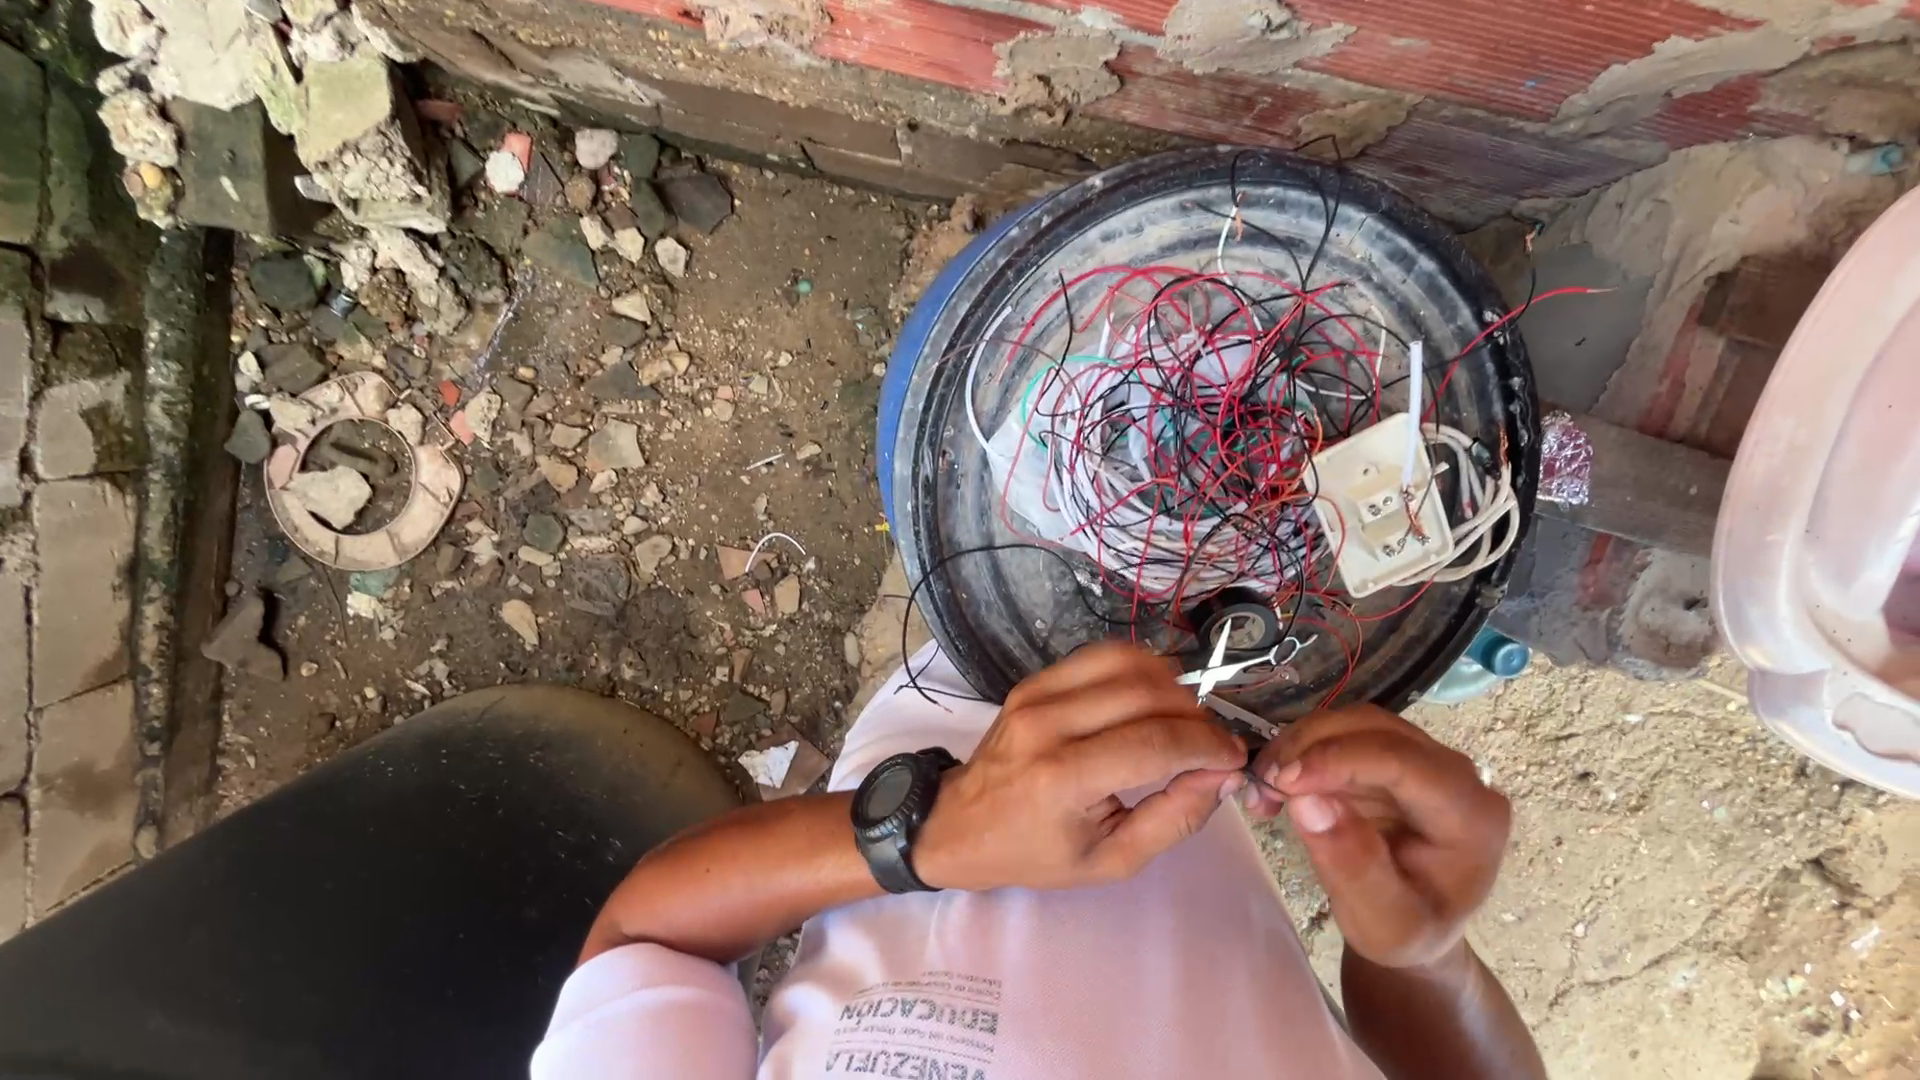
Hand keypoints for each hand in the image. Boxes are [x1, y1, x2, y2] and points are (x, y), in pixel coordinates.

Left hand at [914, 643, 1246, 891]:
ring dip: (1172, 685)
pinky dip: (1140, 669)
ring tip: (1186, 719)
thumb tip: (1223, 775)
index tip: (1234, 758)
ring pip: (1127, 663)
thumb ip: (1173, 818)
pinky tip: (1153, 697)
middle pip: (1146, 695)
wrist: (962, 822)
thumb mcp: (1110, 859)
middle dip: (1196, 716)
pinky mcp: (1034, 679)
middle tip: (1213, 743)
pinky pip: (1101, 656)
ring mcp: (1037, 694)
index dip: (1208, 746)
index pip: (1156, 744)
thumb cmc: (1036, 852)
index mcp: (1064, 778)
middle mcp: (1048, 724)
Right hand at [1244, 705, 1509, 968]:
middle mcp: (1456, 775)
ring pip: (1352, 723)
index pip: (1404, 762)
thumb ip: (1352, 866)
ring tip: (1263, 786)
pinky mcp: (1391, 754)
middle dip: (1310, 747)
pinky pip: (1341, 733)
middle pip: (1375, 729)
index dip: (1338, 760)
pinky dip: (1301, 749)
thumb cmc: (1405, 932)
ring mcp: (1423, 759)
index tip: (1282, 781)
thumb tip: (1307, 801)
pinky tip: (1278, 782)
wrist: (1412, 929)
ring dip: (1299, 745)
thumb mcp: (1381, 922)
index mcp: (1472, 816)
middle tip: (1262, 783)